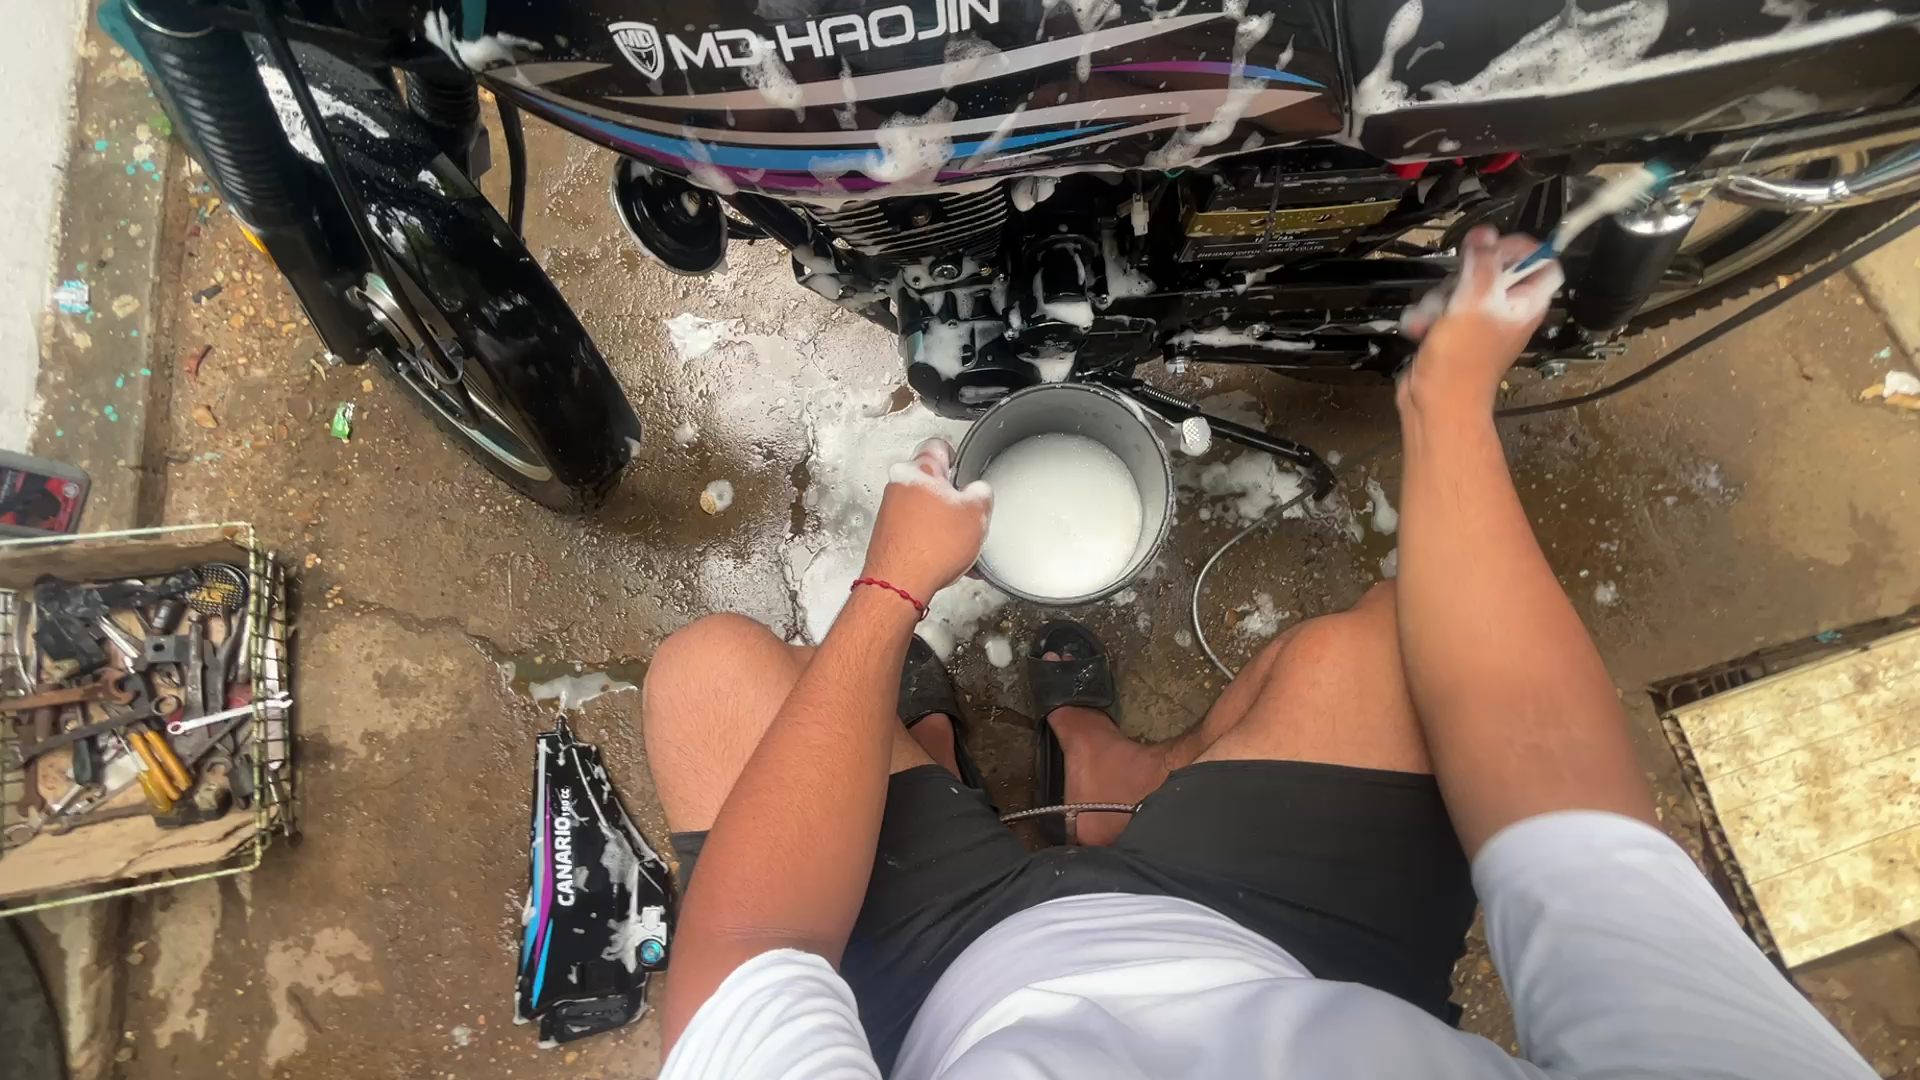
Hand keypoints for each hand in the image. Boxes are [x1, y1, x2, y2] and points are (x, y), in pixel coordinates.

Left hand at [861, 438, 992, 606]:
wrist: (899, 585)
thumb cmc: (930, 548)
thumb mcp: (977, 514)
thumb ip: (982, 494)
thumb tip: (979, 492)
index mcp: (920, 470)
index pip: (938, 446)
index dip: (956, 455)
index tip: (962, 466)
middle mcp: (899, 486)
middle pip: (933, 483)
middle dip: (953, 500)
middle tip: (968, 515)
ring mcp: (890, 512)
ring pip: (926, 511)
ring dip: (944, 525)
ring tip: (960, 547)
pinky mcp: (888, 535)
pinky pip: (917, 532)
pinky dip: (932, 543)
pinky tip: (947, 561)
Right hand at [1398, 225, 1564, 416]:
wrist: (1435, 401)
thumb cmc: (1462, 363)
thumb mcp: (1473, 303)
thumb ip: (1481, 264)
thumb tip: (1484, 235)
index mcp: (1524, 303)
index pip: (1538, 261)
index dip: (1517, 249)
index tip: (1490, 247)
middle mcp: (1503, 311)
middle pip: (1489, 272)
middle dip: (1461, 278)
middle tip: (1454, 290)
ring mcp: (1476, 323)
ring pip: (1458, 290)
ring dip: (1437, 300)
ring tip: (1433, 317)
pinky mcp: (1450, 333)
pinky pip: (1439, 310)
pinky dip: (1427, 317)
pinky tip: (1422, 329)